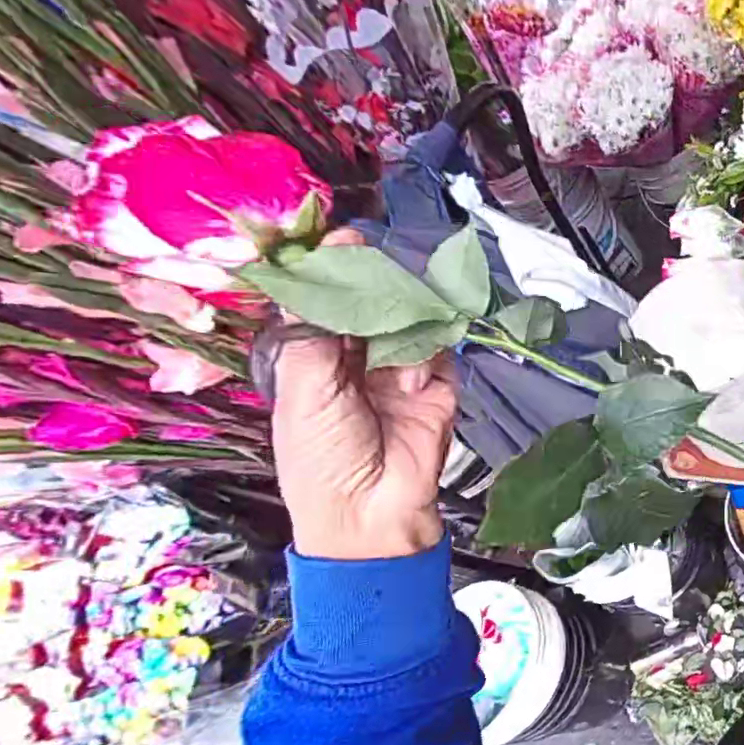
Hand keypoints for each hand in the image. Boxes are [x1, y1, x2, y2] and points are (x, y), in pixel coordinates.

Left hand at [269, 229, 457, 559]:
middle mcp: (357, 360)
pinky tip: (415, 365)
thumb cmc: (321, 456)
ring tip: (395, 320)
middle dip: (372, 285)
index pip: (322, 306)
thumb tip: (323, 283)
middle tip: (375, 261)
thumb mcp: (303, 390)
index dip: (328, 273)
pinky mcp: (440, 385)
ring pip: (408, 324)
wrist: (373, 505)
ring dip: (402, 319)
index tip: (339, 239)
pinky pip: (439, 351)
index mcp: (312, 360)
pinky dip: (430, 350)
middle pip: (369, 308)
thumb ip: (315, 335)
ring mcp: (401, 372)